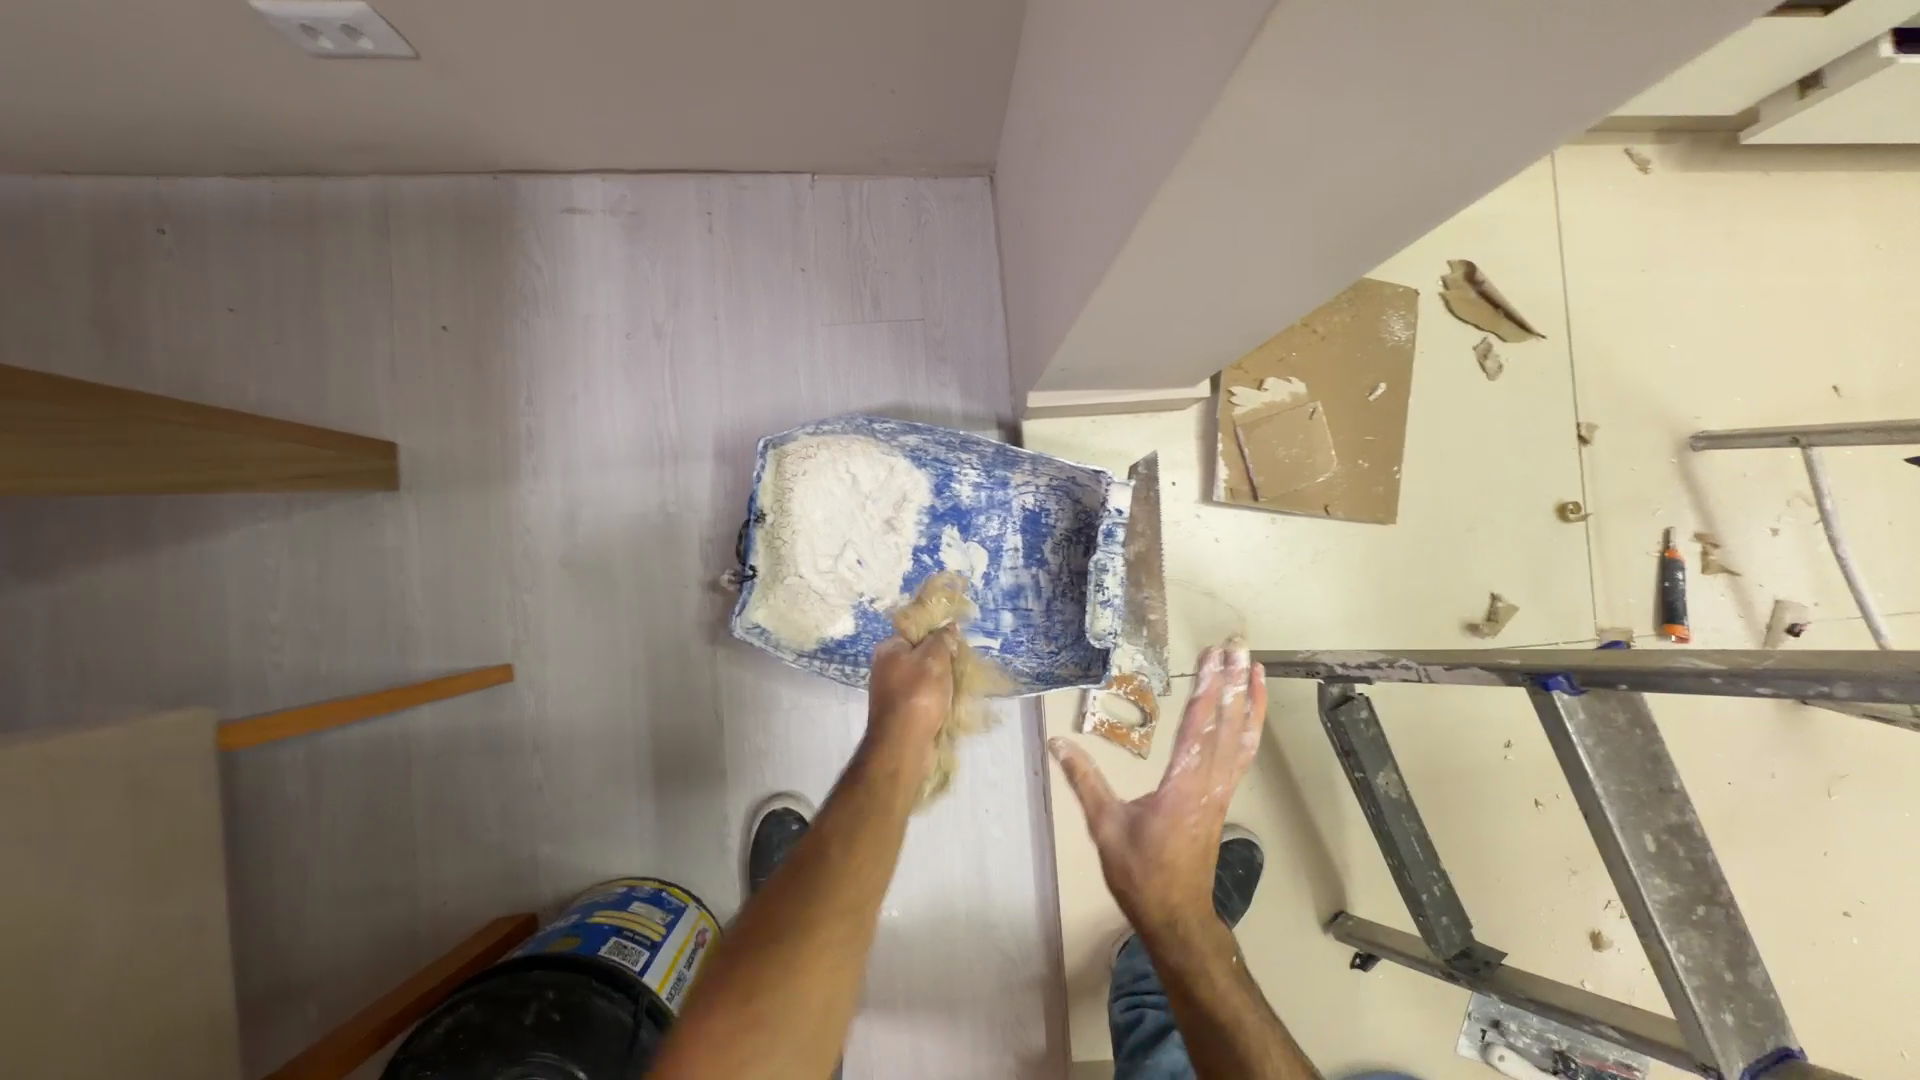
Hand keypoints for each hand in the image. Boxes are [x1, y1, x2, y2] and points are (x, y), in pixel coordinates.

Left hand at [866, 627, 956, 754]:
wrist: (902, 743)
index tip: (956, 643)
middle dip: (939, 660)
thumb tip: (949, 626)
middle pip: (918, 655)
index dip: (936, 634)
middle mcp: (883, 667)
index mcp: (887, 649)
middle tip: (959, 665)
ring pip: (920, 678)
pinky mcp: (896, 712)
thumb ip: (942, 639)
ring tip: (956, 686)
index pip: (914, 632)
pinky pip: (919, 698)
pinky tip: (946, 704)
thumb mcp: (935, 658)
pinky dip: (932, 699)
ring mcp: (888, 692)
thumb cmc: (918, 694)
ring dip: (938, 682)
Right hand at [1050, 643, 1266, 939]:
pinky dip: (1250, 730)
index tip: (1215, 658)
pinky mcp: (1221, 799)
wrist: (1175, 915)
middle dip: (1235, 684)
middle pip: (1228, 725)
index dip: (1209, 689)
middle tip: (1239, 646)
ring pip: (1243, 740)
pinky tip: (1250, 714)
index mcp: (1182, 785)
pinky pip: (1243, 757)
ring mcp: (1220, 792)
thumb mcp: (1105, 825)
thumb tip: (1057, 742)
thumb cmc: (1140, 872)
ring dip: (1250, 702)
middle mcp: (1209, 783)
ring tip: (1257, 669)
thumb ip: (1084, 780)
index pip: (1199, 727)